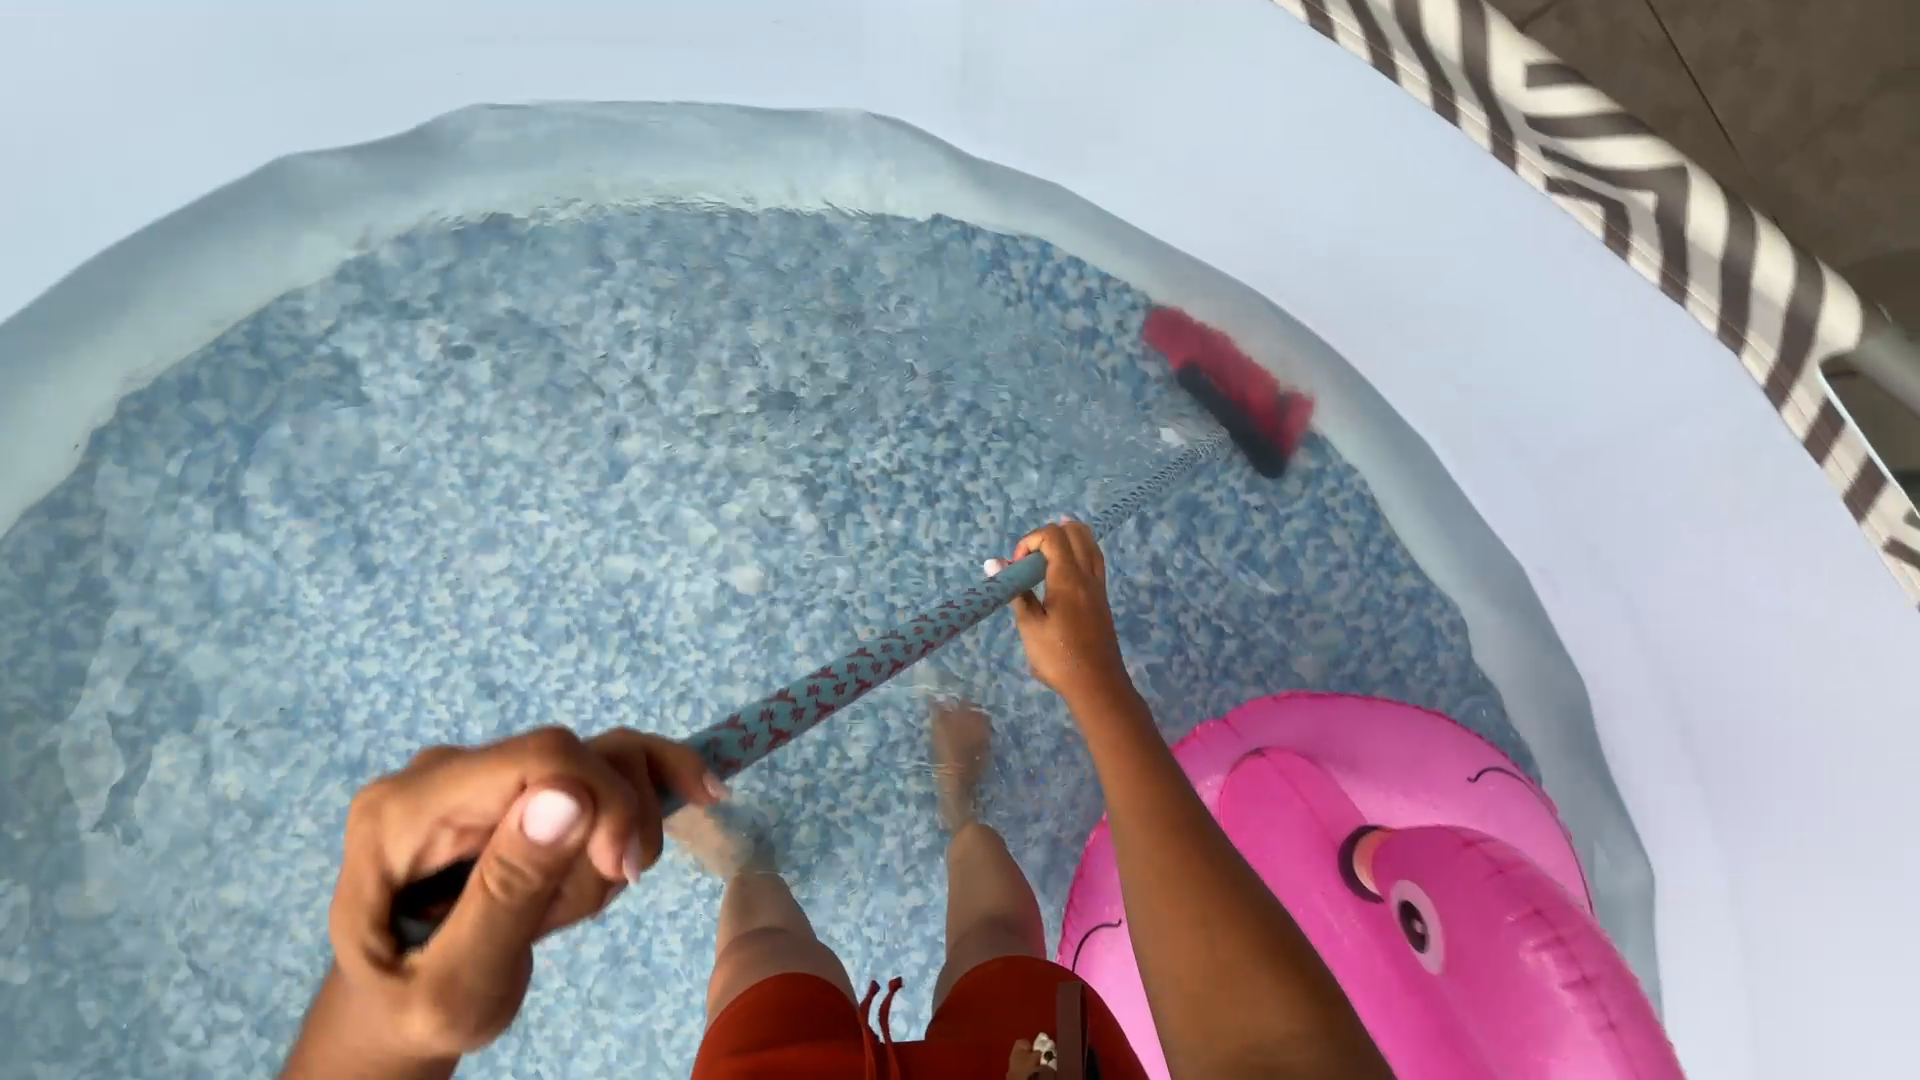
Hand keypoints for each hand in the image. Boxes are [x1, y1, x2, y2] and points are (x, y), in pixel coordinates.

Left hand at [319, 727, 722, 1065]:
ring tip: (603, 885)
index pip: (540, 758)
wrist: (400, 1010)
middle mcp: (444, 771)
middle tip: (607, 892)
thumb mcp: (454, 985)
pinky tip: (697, 793)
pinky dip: (654, 782)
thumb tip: (570, 795)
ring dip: (628, 825)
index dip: (604, 799)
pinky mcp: (525, 778)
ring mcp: (488, 769)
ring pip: (606, 756)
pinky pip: (609, 760)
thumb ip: (504, 893)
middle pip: (579, 757)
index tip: (622, 868)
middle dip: (615, 828)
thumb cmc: (416, 1013)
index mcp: (405, 812)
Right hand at [1008, 521, 1135, 710]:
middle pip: (1076, 532)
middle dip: (1049, 534)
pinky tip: (1064, 568)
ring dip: (1068, 540)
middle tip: (1031, 557)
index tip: (1017, 566)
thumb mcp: (1030, 626)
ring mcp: (1098, 586)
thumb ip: (1015, 591)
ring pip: (1090, 544)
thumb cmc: (1058, 658)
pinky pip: (1094, 561)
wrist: (1097, 684)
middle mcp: (1087, 575)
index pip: (1053, 535)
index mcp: (1068, 578)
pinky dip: (1079, 553)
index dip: (1030, 541)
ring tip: (1046, 550)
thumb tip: (994, 563)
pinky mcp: (1102, 599)